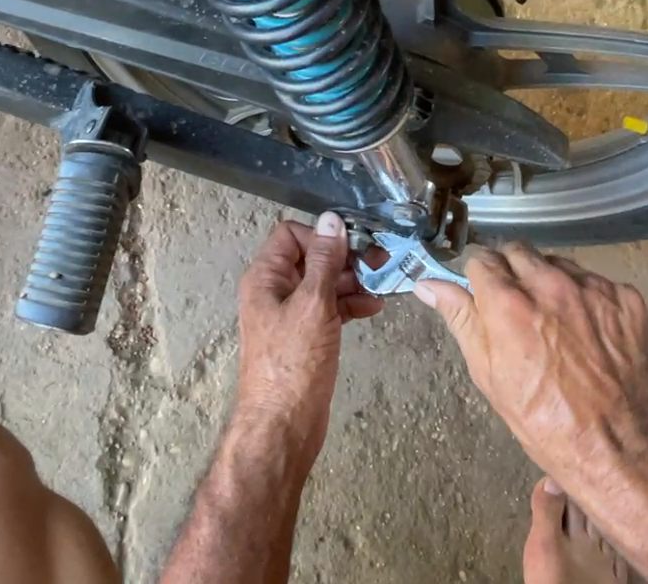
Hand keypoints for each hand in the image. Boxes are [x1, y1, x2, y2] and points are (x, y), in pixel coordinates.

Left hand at [233, 213, 384, 449]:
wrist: (283, 427)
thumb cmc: (293, 363)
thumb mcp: (313, 304)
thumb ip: (324, 261)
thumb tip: (331, 220)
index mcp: (265, 277)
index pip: (291, 235)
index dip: (322, 236)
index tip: (353, 245)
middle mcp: (275, 290)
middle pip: (311, 257)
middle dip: (344, 257)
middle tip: (379, 261)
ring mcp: (291, 314)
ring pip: (324, 283)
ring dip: (352, 280)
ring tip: (381, 283)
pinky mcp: (307, 335)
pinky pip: (330, 307)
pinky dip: (351, 304)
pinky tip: (374, 307)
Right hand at [415, 243, 647, 489]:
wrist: (615, 446)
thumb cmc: (540, 417)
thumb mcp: (488, 373)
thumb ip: (460, 318)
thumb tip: (427, 284)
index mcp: (508, 302)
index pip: (482, 259)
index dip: (479, 278)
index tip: (485, 296)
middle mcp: (550, 284)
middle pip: (518, 251)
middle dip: (511, 270)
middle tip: (517, 306)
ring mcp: (592, 288)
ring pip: (557, 262)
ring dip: (548, 280)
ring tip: (554, 320)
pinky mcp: (626, 298)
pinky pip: (595, 281)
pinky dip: (586, 297)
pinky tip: (588, 329)